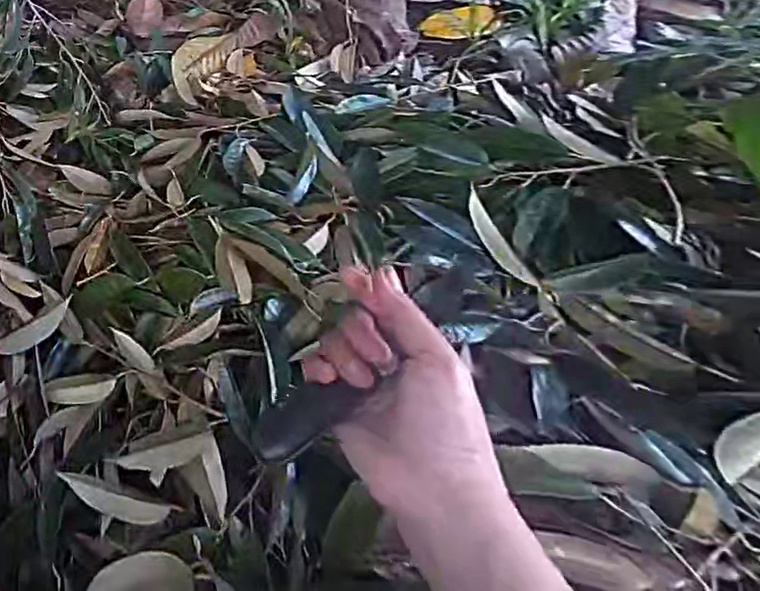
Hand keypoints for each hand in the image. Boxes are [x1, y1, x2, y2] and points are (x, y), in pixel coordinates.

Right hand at [301, 265, 506, 521]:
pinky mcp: (333, 400)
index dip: (364, 289)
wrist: (432, 489)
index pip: (380, 304)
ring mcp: (356, 380)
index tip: (348, 276)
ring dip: (344, 355)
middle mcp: (383, 359)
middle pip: (351, 318)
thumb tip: (378, 270)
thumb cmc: (448, 424)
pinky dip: (317, 368)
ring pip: (330, 340)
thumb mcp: (437, 359)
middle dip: (360, 333)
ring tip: (363, 383)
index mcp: (413, 347)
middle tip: (381, 361)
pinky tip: (332, 381)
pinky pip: (312, 367)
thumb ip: (404, 313)